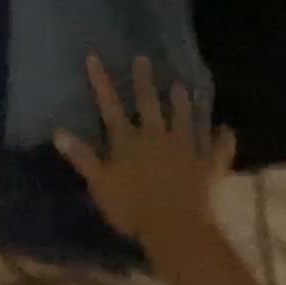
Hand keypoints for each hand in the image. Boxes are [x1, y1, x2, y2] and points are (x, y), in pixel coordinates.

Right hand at [54, 54, 235, 253]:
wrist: (175, 228)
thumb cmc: (131, 207)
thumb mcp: (99, 183)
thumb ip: (82, 157)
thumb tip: (58, 131)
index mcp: (128, 140)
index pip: (110, 105)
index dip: (101, 80)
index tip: (94, 56)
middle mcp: (156, 136)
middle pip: (149, 104)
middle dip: (144, 81)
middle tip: (145, 59)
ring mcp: (185, 149)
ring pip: (184, 118)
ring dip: (183, 101)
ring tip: (182, 84)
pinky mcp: (207, 166)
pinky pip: (217, 149)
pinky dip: (223, 139)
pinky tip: (227, 129)